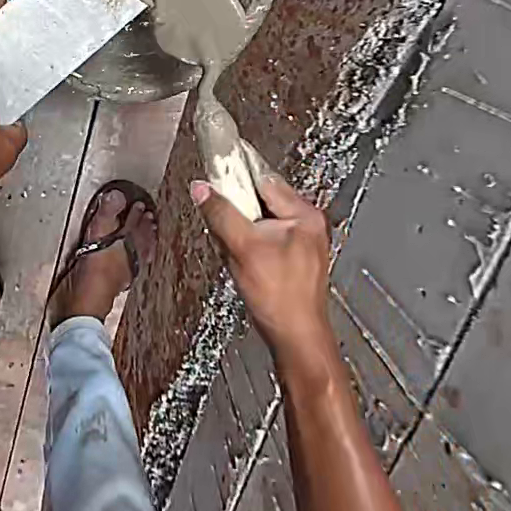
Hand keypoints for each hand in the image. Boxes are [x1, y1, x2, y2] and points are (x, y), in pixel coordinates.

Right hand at [193, 172, 334, 368]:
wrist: (296, 340)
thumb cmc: (280, 299)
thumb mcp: (242, 248)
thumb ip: (221, 214)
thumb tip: (202, 189)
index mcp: (304, 214)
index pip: (264, 178)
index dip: (238, 175)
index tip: (218, 170)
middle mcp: (308, 224)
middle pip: (261, 198)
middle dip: (238, 209)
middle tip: (224, 221)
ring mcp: (303, 242)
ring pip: (261, 220)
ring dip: (242, 228)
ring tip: (236, 249)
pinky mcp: (294, 259)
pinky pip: (265, 238)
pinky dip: (249, 243)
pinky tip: (243, 261)